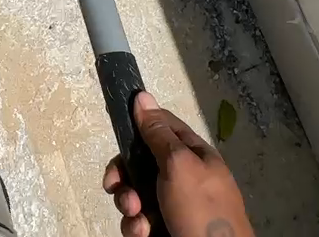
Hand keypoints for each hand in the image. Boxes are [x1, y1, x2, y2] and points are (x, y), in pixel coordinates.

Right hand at [102, 93, 254, 236]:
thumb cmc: (202, 212)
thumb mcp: (179, 165)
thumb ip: (157, 133)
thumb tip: (142, 96)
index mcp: (194, 156)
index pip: (162, 126)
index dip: (138, 124)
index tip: (117, 128)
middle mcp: (183, 179)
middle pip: (141, 161)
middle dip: (124, 173)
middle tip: (116, 185)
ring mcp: (173, 207)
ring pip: (135, 192)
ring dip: (127, 202)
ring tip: (136, 216)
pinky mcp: (164, 230)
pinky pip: (139, 220)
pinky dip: (135, 226)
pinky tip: (142, 233)